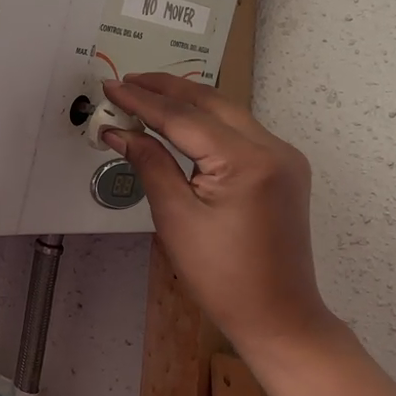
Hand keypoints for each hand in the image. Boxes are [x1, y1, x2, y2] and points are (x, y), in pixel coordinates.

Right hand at [101, 73, 338, 354]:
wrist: (277, 314)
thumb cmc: (221, 275)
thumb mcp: (175, 217)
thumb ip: (149, 164)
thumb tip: (119, 132)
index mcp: (246, 162)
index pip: (183, 118)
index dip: (143, 102)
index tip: (112, 87)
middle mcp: (273, 149)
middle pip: (211, 102)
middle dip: (166, 89)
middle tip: (127, 81)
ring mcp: (283, 157)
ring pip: (227, 111)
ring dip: (186, 101)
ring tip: (146, 94)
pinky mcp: (283, 169)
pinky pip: (239, 130)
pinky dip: (206, 120)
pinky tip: (180, 120)